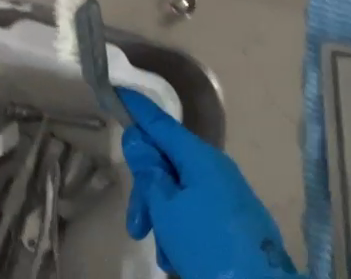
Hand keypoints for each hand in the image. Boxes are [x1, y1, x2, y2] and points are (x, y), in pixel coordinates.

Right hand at [119, 88, 298, 278]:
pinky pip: (196, 214)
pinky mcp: (234, 222)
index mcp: (200, 157)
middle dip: (147, 193)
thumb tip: (137, 137)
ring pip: (179, 194)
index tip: (117, 91)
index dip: (137, 108)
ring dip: (163, 219)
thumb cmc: (208, 244)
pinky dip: (181, 231)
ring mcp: (227, 196)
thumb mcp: (167, 208)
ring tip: (164, 254)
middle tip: (136, 226)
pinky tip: (177, 259)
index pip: (161, 123)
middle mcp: (215, 169)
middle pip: (168, 165)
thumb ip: (149, 172)